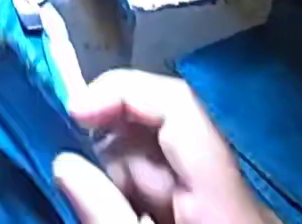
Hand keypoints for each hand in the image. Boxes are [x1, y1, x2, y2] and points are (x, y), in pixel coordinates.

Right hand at [52, 70, 261, 223]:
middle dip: (113, 145)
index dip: (122, 90)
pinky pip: (175, 193)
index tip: (74, 109)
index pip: (177, 104)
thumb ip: (106, 215)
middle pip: (167, 132)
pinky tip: (119, 214)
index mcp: (226, 200)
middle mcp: (237, 195)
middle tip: (74, 176)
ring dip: (120, 175)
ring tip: (95, 204)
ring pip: (166, 164)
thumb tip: (64, 162)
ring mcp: (233, 212)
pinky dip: (138, 198)